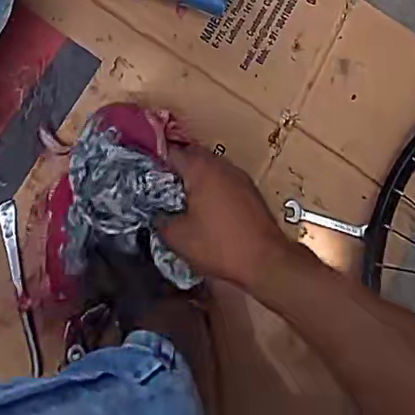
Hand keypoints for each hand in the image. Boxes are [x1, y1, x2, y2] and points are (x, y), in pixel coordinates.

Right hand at [157, 145, 299, 289]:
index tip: (144, 173)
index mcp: (199, 167)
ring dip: (195, 176)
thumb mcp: (179, 238)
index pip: (169, 151)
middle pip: (189, 154)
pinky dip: (212, 186)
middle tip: (161, 186)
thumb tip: (154, 214)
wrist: (269, 263)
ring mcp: (237, 174)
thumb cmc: (221, 246)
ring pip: (208, 166)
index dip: (154, 160)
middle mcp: (218, 163)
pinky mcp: (250, 189)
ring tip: (183, 198)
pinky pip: (223, 178)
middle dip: (174, 167)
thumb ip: (160, 221)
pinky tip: (208, 208)